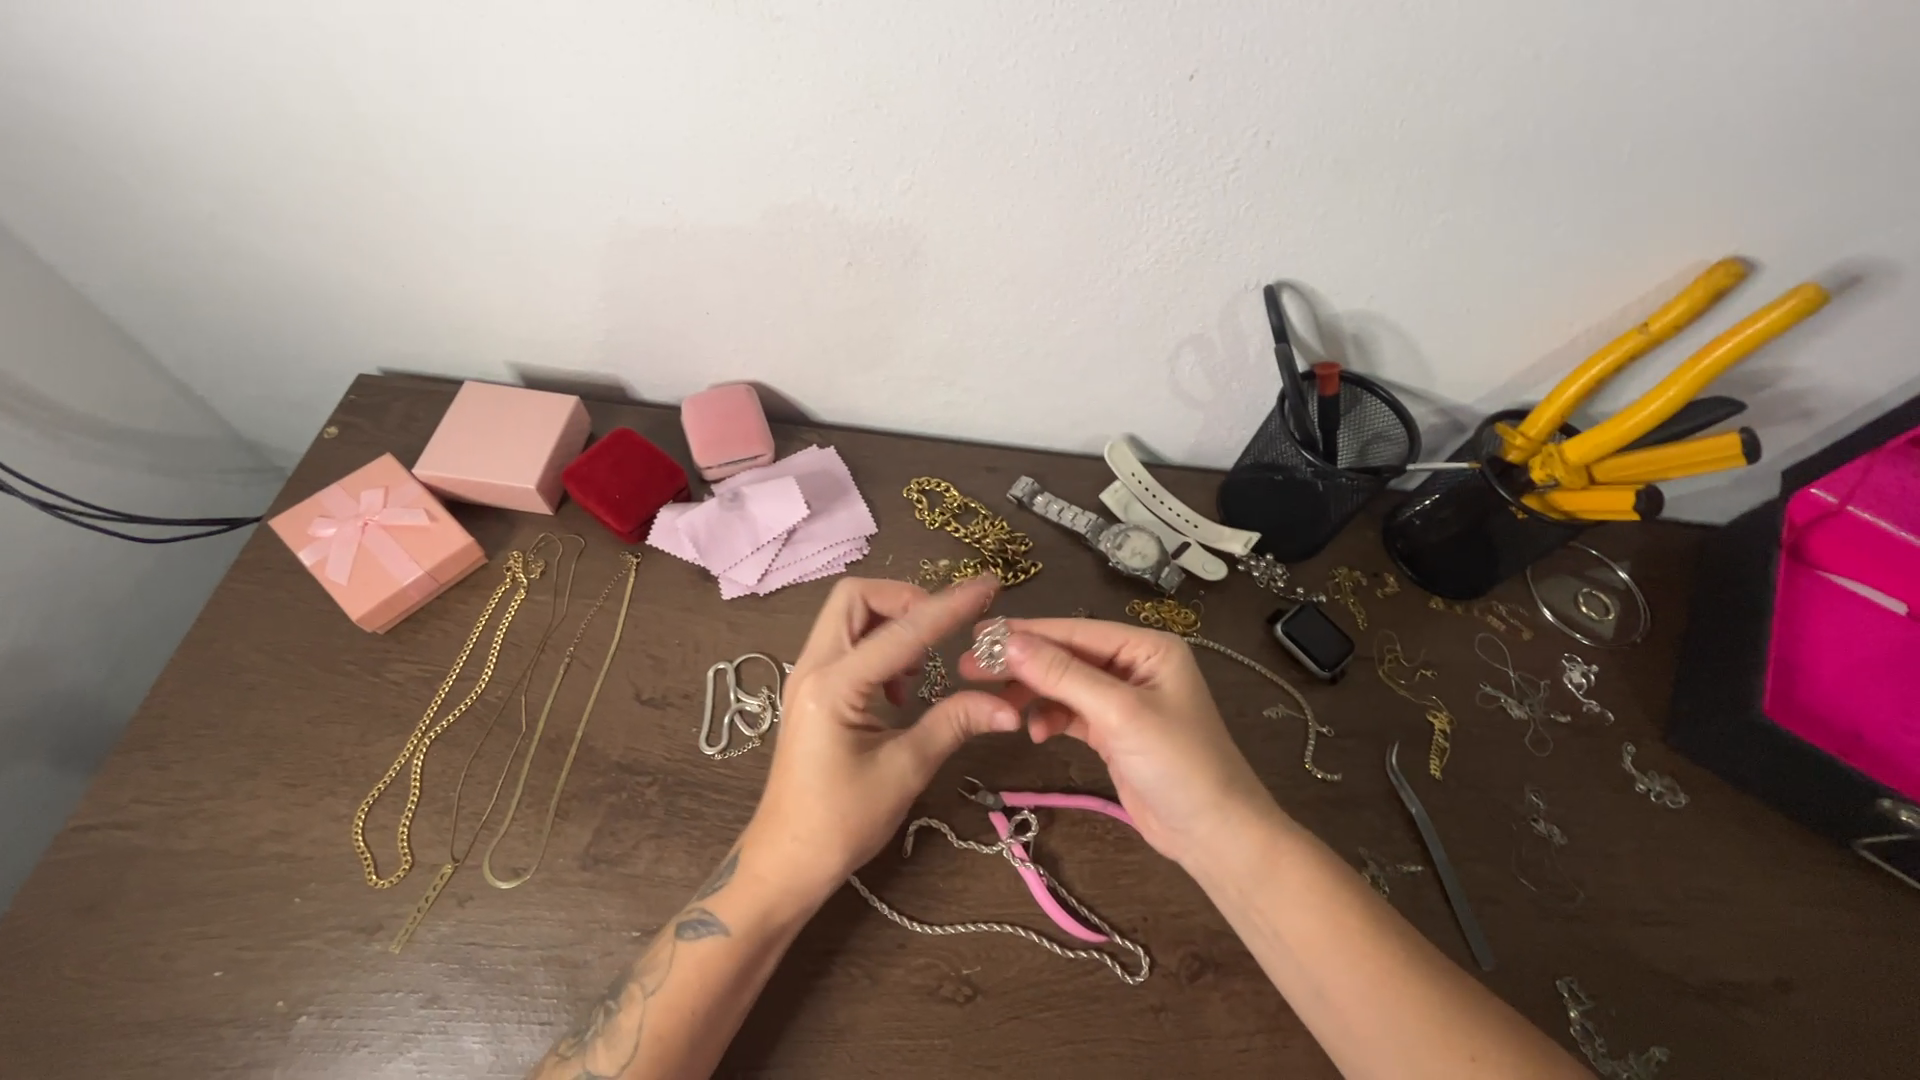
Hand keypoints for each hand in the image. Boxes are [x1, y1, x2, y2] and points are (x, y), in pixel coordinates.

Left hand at [744, 574, 1020, 904]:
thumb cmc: (842, 823)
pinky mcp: (810, 691)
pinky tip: (899, 689)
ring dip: (890, 623)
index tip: (988, 587)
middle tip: (942, 627)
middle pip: (855, 597)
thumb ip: (954, 724)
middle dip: (904, 599)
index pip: (902, 631)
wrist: (786, 861)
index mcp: (834, 686)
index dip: (950, 606)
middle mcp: (813, 668)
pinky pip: (844, 643)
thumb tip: (1009, 706)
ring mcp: (806, 677)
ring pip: (848, 617)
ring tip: (922, 666)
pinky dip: (876, 645)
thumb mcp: (905, 770)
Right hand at [958, 618, 1273, 866]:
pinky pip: (1069, 713)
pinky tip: (1035, 732)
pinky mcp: (1112, 731)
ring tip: (1000, 710)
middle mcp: (1134, 666)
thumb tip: (1008, 642)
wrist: (1214, 835)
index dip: (1024, 633)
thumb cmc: (1178, 764)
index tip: (976, 636)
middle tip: (969, 669)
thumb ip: (1063, 675)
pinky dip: (1048, 718)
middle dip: (1021, 664)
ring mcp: (1122, 699)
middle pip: (1064, 655)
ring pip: (1062, 685)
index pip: (1074, 631)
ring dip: (1032, 695)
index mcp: (1146, 648)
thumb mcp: (1119, 713)